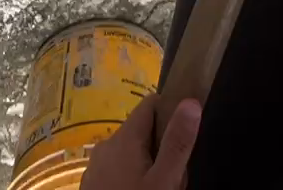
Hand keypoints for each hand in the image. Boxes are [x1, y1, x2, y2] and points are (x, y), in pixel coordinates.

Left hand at [81, 97, 200, 189]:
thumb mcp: (164, 183)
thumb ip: (177, 142)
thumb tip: (190, 101)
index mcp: (123, 138)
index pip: (150, 104)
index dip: (170, 114)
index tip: (183, 141)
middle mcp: (106, 147)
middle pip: (142, 132)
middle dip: (162, 149)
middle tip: (175, 180)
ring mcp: (95, 170)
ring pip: (131, 155)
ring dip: (149, 168)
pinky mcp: (92, 189)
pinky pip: (118, 173)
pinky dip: (132, 182)